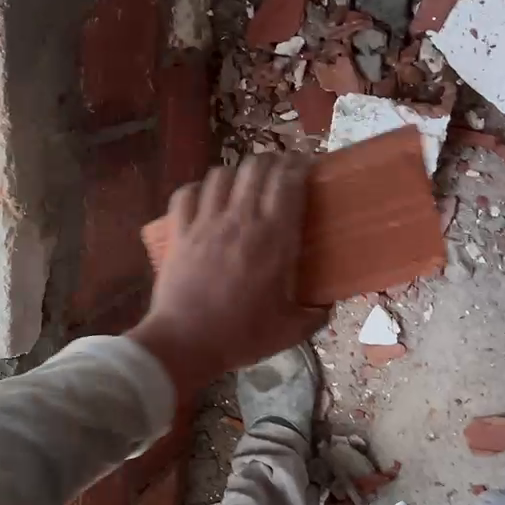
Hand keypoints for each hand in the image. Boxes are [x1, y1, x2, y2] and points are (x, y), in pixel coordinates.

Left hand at [126, 153, 328, 396]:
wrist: (186, 343)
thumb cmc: (241, 336)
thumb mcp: (289, 331)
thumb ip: (314, 316)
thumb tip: (325, 308)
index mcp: (275, 238)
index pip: (289, 181)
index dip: (298, 165)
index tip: (304, 167)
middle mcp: (241, 220)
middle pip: (256, 167)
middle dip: (270, 161)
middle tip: (277, 171)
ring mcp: (205, 224)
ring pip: (221, 174)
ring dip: (235, 173)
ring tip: (241, 183)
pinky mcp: (179, 233)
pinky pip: (185, 195)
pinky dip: (195, 190)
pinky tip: (202, 197)